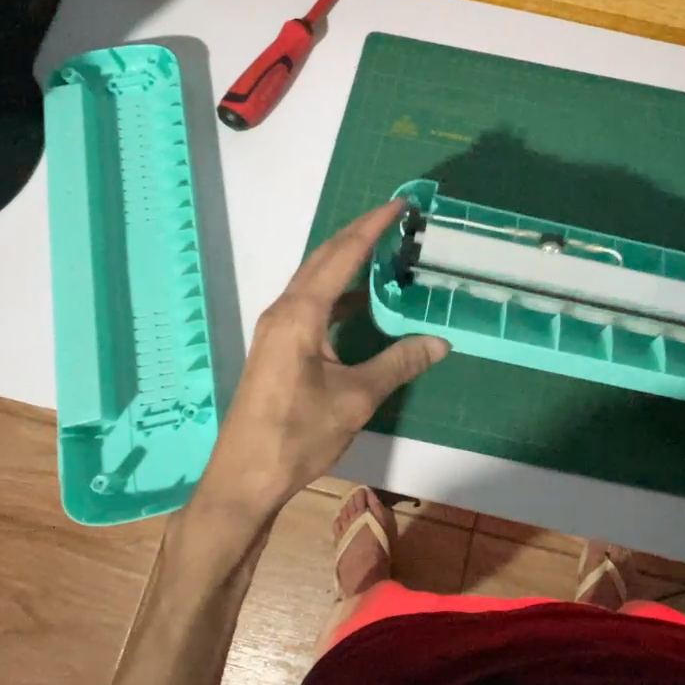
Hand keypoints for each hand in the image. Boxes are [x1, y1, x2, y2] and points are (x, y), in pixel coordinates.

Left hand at [199, 200, 449, 518]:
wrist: (244, 480)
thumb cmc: (297, 436)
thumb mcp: (356, 399)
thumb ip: (399, 363)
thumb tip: (440, 341)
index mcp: (300, 314)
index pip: (341, 255)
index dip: (372, 227)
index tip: (399, 204)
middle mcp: (284, 311)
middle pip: (324, 259)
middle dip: (359, 234)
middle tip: (396, 218)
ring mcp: (277, 329)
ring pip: (315, 280)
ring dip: (347, 261)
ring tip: (384, 251)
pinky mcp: (277, 347)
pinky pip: (311, 303)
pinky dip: (338, 293)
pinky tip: (361, 304)